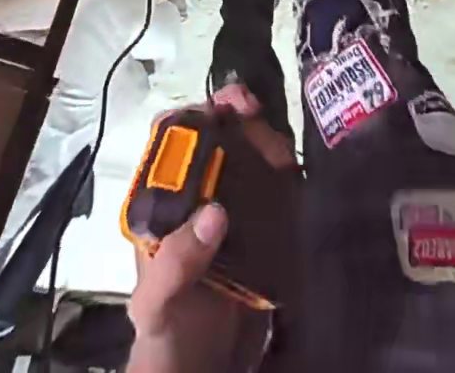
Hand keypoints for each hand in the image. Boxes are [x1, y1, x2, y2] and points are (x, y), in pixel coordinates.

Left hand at [125, 85, 293, 372]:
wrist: (204, 370)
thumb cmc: (167, 335)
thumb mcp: (158, 302)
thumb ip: (176, 261)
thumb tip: (215, 212)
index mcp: (162, 201)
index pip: (171, 135)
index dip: (197, 112)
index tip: (230, 108)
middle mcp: (195, 192)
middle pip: (216, 134)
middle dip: (242, 121)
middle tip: (265, 130)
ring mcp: (229, 203)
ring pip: (248, 150)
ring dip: (268, 142)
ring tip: (284, 161)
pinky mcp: (260, 222)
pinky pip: (274, 181)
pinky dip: (287, 169)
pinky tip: (296, 175)